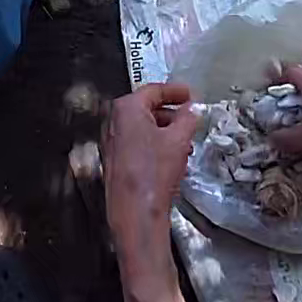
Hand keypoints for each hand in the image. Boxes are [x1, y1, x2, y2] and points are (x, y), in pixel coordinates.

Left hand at [102, 82, 199, 301]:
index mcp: (126, 109)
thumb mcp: (179, 140)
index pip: (154, 90)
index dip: (176, 91)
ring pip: (142, 127)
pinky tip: (171, 157)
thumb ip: (187, 118)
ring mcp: (110, 142)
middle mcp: (113, 122)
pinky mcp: (112, 160)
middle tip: (190, 118)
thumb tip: (191, 109)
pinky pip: (136, 143)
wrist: (134, 211)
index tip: (191, 94)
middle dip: (170, 113)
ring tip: (185, 141)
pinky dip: (154, 143)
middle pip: (146, 108)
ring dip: (164, 130)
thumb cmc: (155, 171)